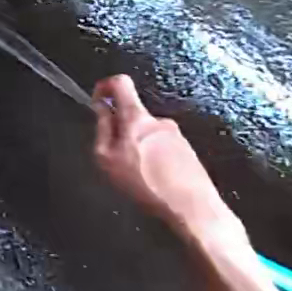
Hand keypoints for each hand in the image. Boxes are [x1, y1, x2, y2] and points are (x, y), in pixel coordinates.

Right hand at [92, 75, 240, 243]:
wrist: (193, 208)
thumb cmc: (147, 185)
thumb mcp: (107, 159)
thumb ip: (102, 129)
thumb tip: (101, 110)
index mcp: (137, 118)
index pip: (120, 82)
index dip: (104, 86)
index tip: (98, 100)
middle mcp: (159, 121)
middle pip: (132, 114)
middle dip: (121, 130)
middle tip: (116, 157)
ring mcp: (176, 135)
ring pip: (146, 133)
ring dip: (137, 147)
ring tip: (137, 175)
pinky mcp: (186, 150)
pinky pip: (161, 147)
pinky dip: (153, 158)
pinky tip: (153, 180)